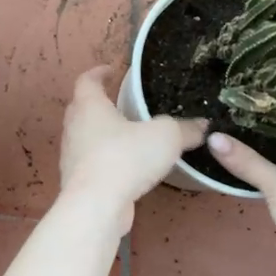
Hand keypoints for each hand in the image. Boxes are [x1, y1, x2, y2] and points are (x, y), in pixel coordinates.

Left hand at [58, 66, 207, 228]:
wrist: (96, 205)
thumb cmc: (125, 158)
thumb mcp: (166, 137)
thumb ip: (185, 129)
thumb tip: (203, 126)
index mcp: (89, 106)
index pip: (87, 80)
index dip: (98, 72)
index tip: (110, 69)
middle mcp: (74, 127)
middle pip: (81, 108)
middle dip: (99, 103)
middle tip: (121, 103)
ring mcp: (72, 156)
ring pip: (85, 136)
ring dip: (102, 133)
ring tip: (127, 134)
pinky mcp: (77, 180)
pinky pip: (92, 161)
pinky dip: (105, 158)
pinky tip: (126, 166)